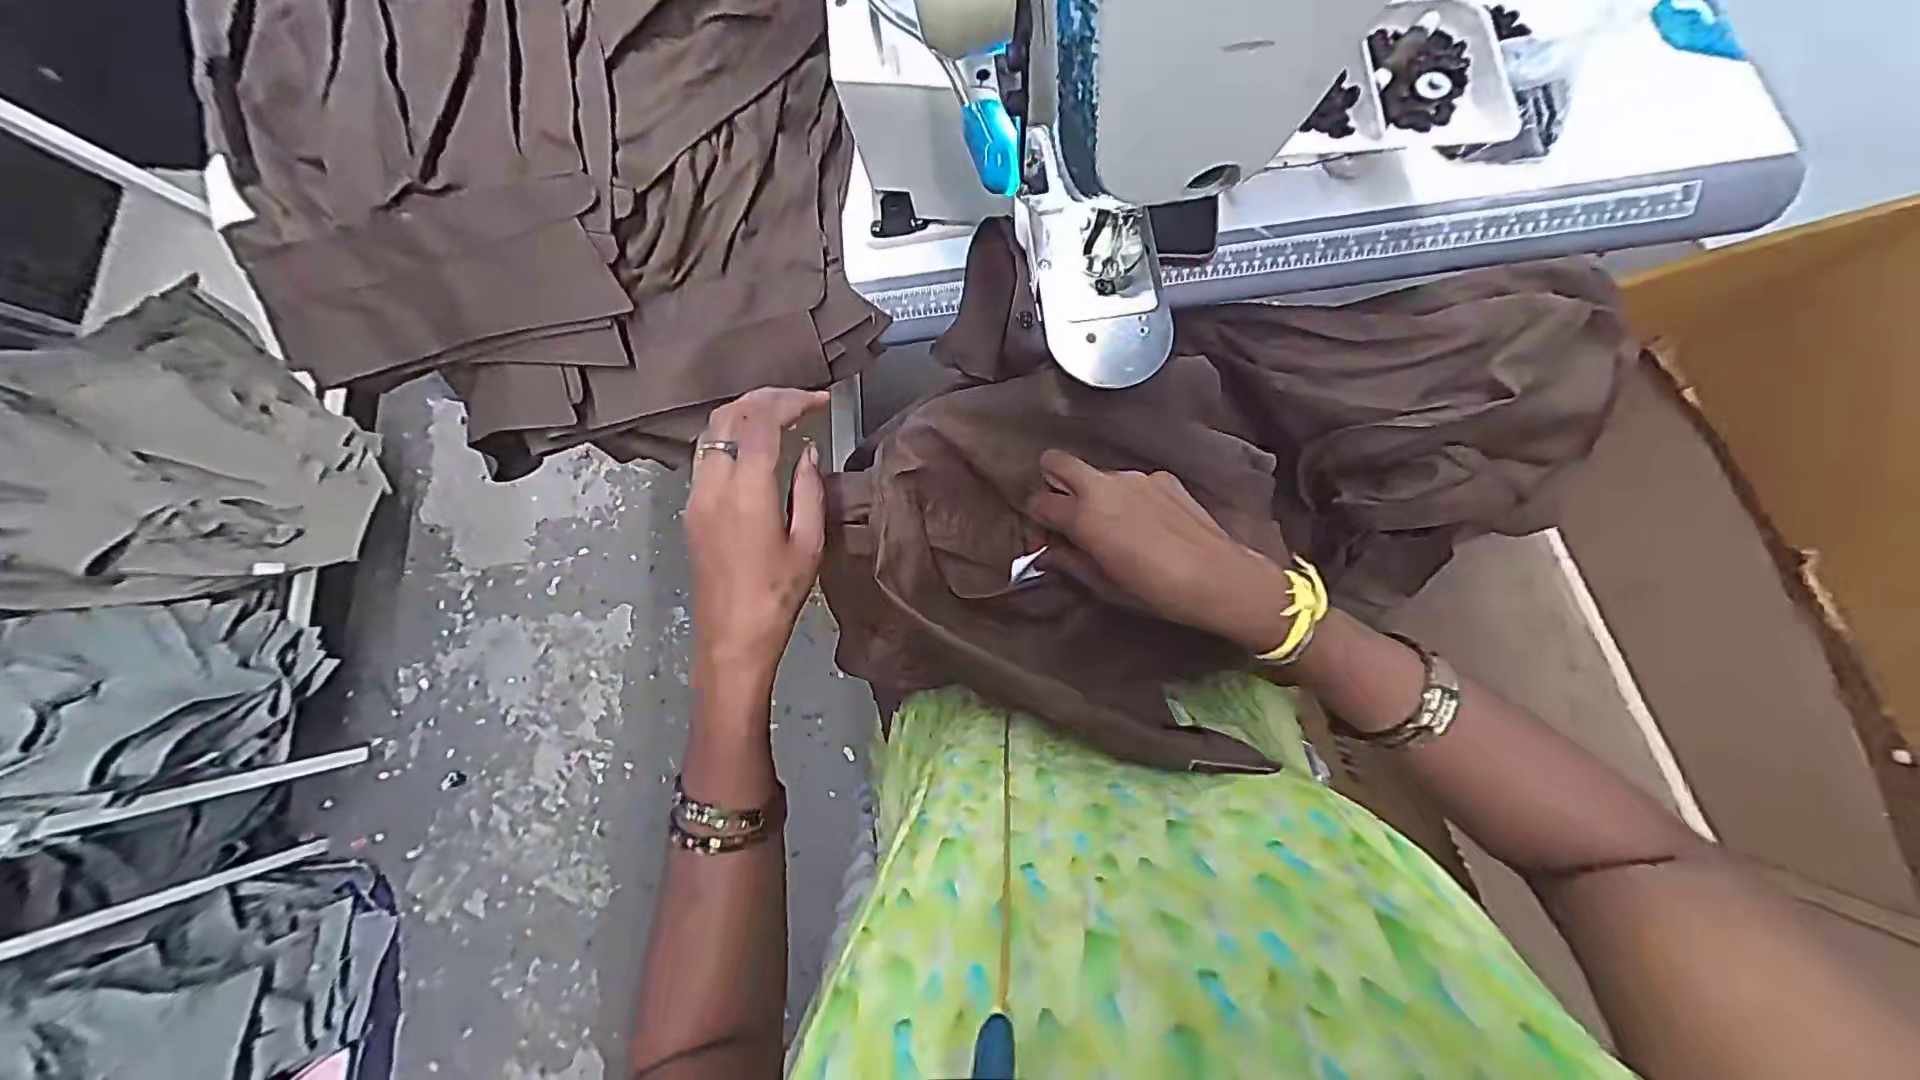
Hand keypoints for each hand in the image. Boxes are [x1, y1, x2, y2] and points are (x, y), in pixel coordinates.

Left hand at [685, 387, 829, 686]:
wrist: (732, 636)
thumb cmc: (778, 595)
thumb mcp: (809, 543)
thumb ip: (809, 490)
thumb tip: (806, 454)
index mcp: (746, 492)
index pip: (761, 422)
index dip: (792, 401)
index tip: (820, 401)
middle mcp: (712, 485)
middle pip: (728, 415)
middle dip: (766, 397)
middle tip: (801, 400)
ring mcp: (695, 496)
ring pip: (711, 432)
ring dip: (745, 413)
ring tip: (781, 415)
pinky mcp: (691, 510)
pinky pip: (707, 455)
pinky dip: (732, 436)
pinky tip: (757, 447)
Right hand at [1024, 450, 1295, 652]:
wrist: (1219, 579)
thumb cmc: (1156, 591)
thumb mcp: (1104, 585)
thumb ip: (1069, 563)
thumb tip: (1048, 555)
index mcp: (1085, 515)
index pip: (1039, 503)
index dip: (1036, 523)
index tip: (1045, 543)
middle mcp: (1105, 486)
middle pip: (1057, 462)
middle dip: (1050, 482)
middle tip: (1063, 514)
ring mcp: (1136, 478)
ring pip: (1097, 475)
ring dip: (1094, 495)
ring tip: (1113, 529)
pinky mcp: (1163, 478)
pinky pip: (1131, 483)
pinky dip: (1127, 498)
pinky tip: (1145, 526)